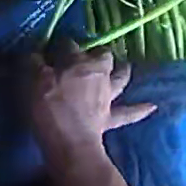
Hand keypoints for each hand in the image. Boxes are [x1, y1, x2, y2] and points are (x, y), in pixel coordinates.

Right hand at [25, 46, 155, 171]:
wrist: (69, 140)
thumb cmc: (49, 106)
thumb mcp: (34, 80)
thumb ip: (35, 64)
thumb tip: (35, 52)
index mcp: (78, 63)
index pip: (70, 45)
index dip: (61, 44)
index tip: (52, 47)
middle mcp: (98, 75)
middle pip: (103, 57)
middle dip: (97, 53)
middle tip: (90, 54)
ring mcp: (107, 96)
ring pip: (120, 79)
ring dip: (123, 72)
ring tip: (125, 67)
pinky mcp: (111, 117)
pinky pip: (130, 112)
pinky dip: (140, 109)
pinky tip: (152, 106)